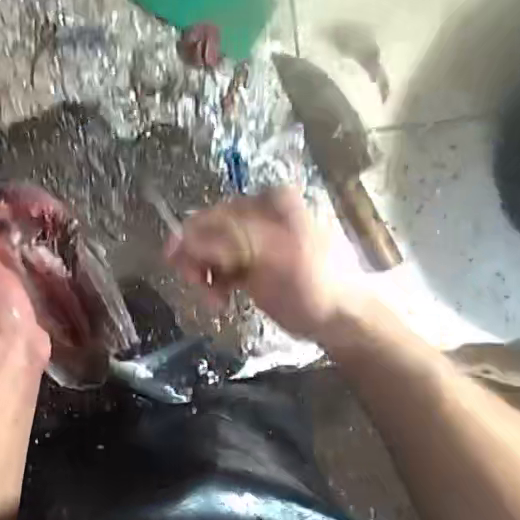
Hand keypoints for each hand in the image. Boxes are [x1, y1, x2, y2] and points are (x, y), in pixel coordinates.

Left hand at [0, 198, 50, 368]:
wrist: (18, 348)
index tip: (8, 199)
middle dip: (7, 230)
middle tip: (31, 209)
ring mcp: (2, 294)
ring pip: (9, 262)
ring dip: (21, 247)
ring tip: (41, 227)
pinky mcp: (22, 305)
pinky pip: (25, 277)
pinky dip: (33, 265)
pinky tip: (46, 258)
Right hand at [166, 186, 356, 342]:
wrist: (342, 318)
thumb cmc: (313, 283)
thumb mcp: (269, 257)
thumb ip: (224, 242)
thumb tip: (179, 238)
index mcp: (270, 201)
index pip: (215, 214)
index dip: (191, 238)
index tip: (176, 265)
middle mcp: (262, 213)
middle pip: (210, 231)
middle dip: (198, 259)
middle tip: (197, 287)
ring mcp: (259, 240)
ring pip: (213, 251)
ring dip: (205, 275)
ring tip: (214, 301)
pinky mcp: (256, 263)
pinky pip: (222, 267)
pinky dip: (216, 283)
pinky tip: (221, 299)